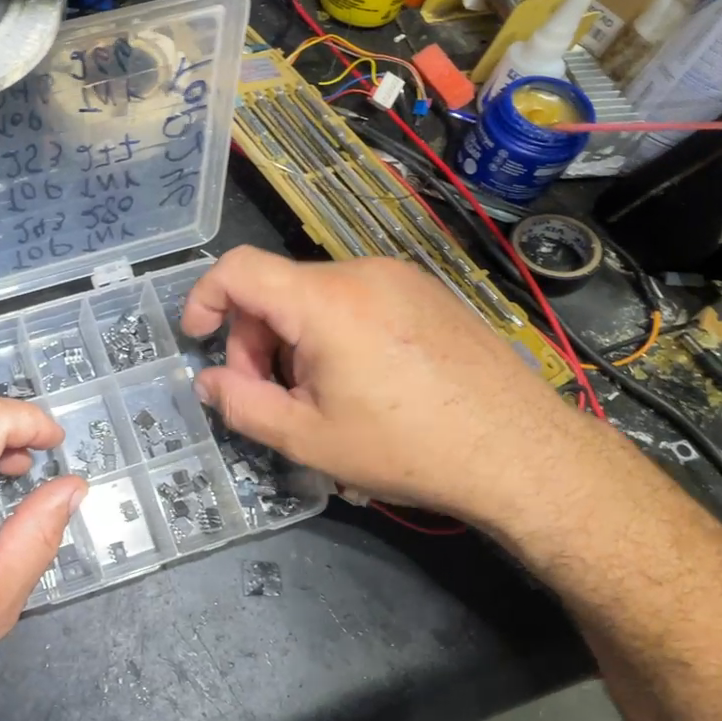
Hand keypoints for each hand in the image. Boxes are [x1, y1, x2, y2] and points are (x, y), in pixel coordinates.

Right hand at [180, 247, 607, 528]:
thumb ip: (242, 405)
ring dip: (293, 340)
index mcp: (325, 301)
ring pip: (314, 296)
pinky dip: (332, 332)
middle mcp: (360, 272)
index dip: (203, 298)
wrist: (522, 452)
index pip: (238, 268)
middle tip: (268, 395)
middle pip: (276, 288)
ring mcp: (399, 277)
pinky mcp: (425, 291)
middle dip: (255, 339)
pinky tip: (359, 381)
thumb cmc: (406, 447)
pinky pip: (354, 299)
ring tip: (319, 396)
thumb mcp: (308, 439)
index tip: (199, 339)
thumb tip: (207, 382)